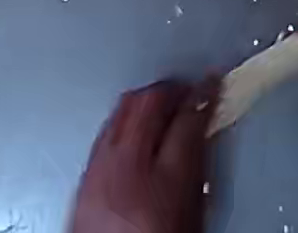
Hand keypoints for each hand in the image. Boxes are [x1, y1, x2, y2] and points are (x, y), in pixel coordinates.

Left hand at [68, 77, 217, 232]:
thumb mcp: (193, 213)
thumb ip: (199, 164)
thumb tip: (206, 129)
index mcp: (165, 182)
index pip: (190, 116)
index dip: (206, 93)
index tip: (213, 83)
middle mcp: (127, 168)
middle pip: (151, 102)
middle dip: (173, 90)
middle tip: (189, 92)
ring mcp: (99, 170)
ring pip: (124, 108)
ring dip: (147, 100)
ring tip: (163, 106)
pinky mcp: (83, 178)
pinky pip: (106, 130)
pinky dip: (124, 120)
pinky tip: (135, 130)